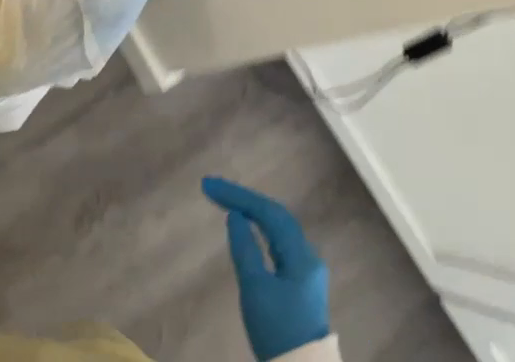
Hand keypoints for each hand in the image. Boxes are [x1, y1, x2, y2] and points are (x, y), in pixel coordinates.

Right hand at [203, 177, 330, 360]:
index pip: (269, 213)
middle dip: (244, 199)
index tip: (208, 186)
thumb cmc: (275, 329)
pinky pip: (277, 244)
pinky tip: (245, 227)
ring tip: (225, 201)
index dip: (238, 196)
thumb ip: (244, 248)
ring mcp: (304, 270)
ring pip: (277, 230)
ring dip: (251, 212)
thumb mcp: (255, 288)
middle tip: (212, 189)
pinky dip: (258, 229)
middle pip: (275, 217)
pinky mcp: (298, 282)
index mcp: (301, 256)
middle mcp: (307, 256)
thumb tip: (234, 217)